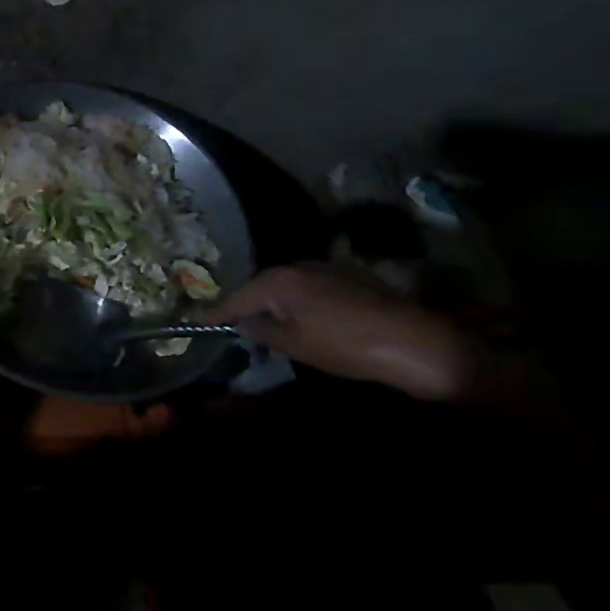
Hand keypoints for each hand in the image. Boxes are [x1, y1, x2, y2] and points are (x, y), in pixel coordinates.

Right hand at [207, 262, 476, 400]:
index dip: (218, 312)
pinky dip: (297, 300)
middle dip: (246, 304)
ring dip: (273, 301)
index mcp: (278, 280)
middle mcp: (297, 265)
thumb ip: (261, 330)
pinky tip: (301, 317)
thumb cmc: (344, 345)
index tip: (199, 320)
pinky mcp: (346, 274)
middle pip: (260, 285)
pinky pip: (308, 285)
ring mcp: (324, 266)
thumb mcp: (294, 345)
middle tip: (233, 325)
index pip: (237, 297)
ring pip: (286, 284)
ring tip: (266, 323)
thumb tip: (244, 323)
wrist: (410, 339)